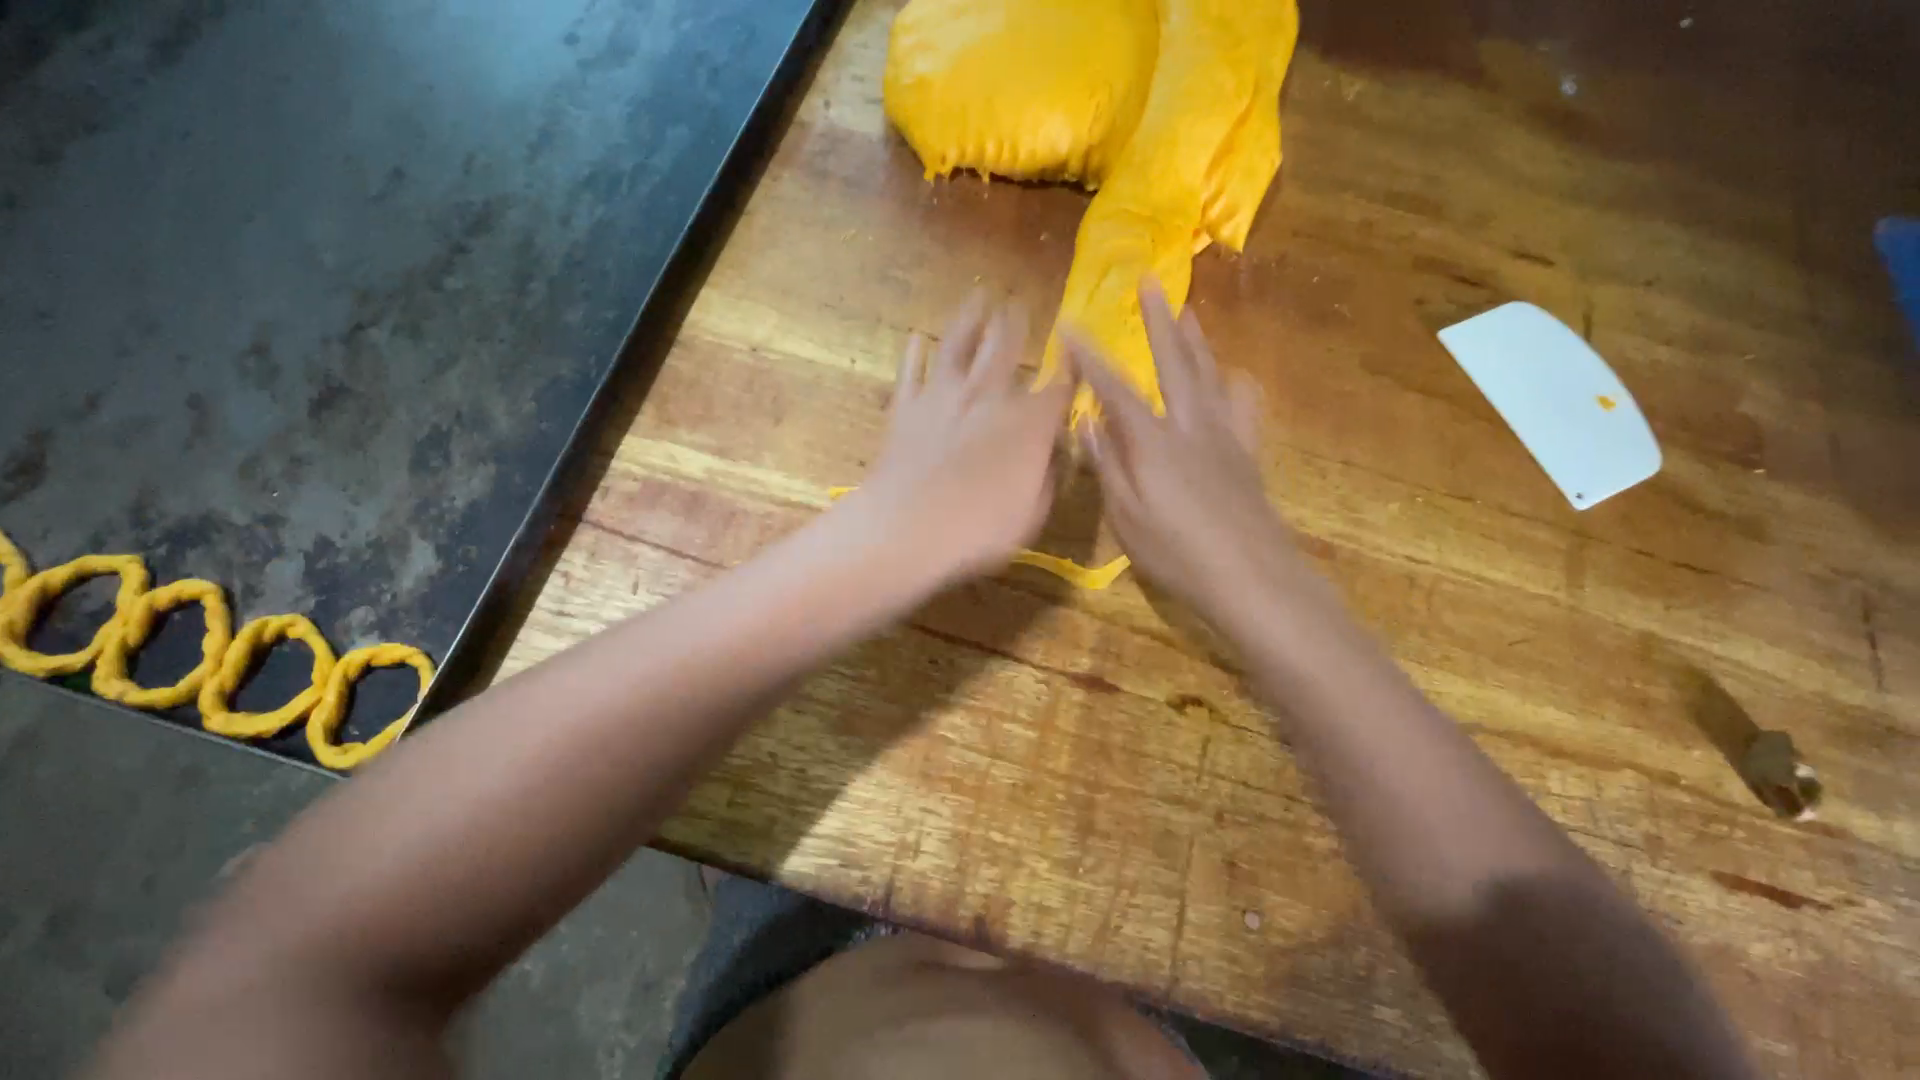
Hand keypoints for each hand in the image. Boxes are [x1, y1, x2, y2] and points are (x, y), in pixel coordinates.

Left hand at [846, 294, 1074, 584]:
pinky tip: (915, 338)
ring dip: (970, 318)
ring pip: (959, 344)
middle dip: (1016, 321)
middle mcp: (989, 396)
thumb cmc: (978, 531)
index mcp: (1028, 423)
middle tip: (1019, 302)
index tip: (1076, 347)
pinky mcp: (906, 406)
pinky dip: (914, 352)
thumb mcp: (1032, 514)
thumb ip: (1047, 476)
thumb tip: (1053, 452)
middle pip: (1006, 346)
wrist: (907, 529)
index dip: (1071, 364)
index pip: (1059, 384)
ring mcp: (943, 396)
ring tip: (978, 296)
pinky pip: (911, 370)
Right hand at [1068, 280, 1298, 623]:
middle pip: (1173, 363)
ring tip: (1189, 312)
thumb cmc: (1178, 554)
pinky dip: (1234, 385)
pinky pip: (1242, 406)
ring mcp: (1224, 436)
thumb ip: (1109, 467)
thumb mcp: (1127, 517)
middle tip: (1151, 282)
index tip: (1070, 326)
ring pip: (1210, 375)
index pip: (1115, 389)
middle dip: (1158, 320)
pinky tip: (1233, 379)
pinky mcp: (1246, 454)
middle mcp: (1189, 426)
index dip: (1090, 357)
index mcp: (1152, 442)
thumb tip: (1091, 423)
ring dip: (1196, 340)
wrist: (1252, 575)